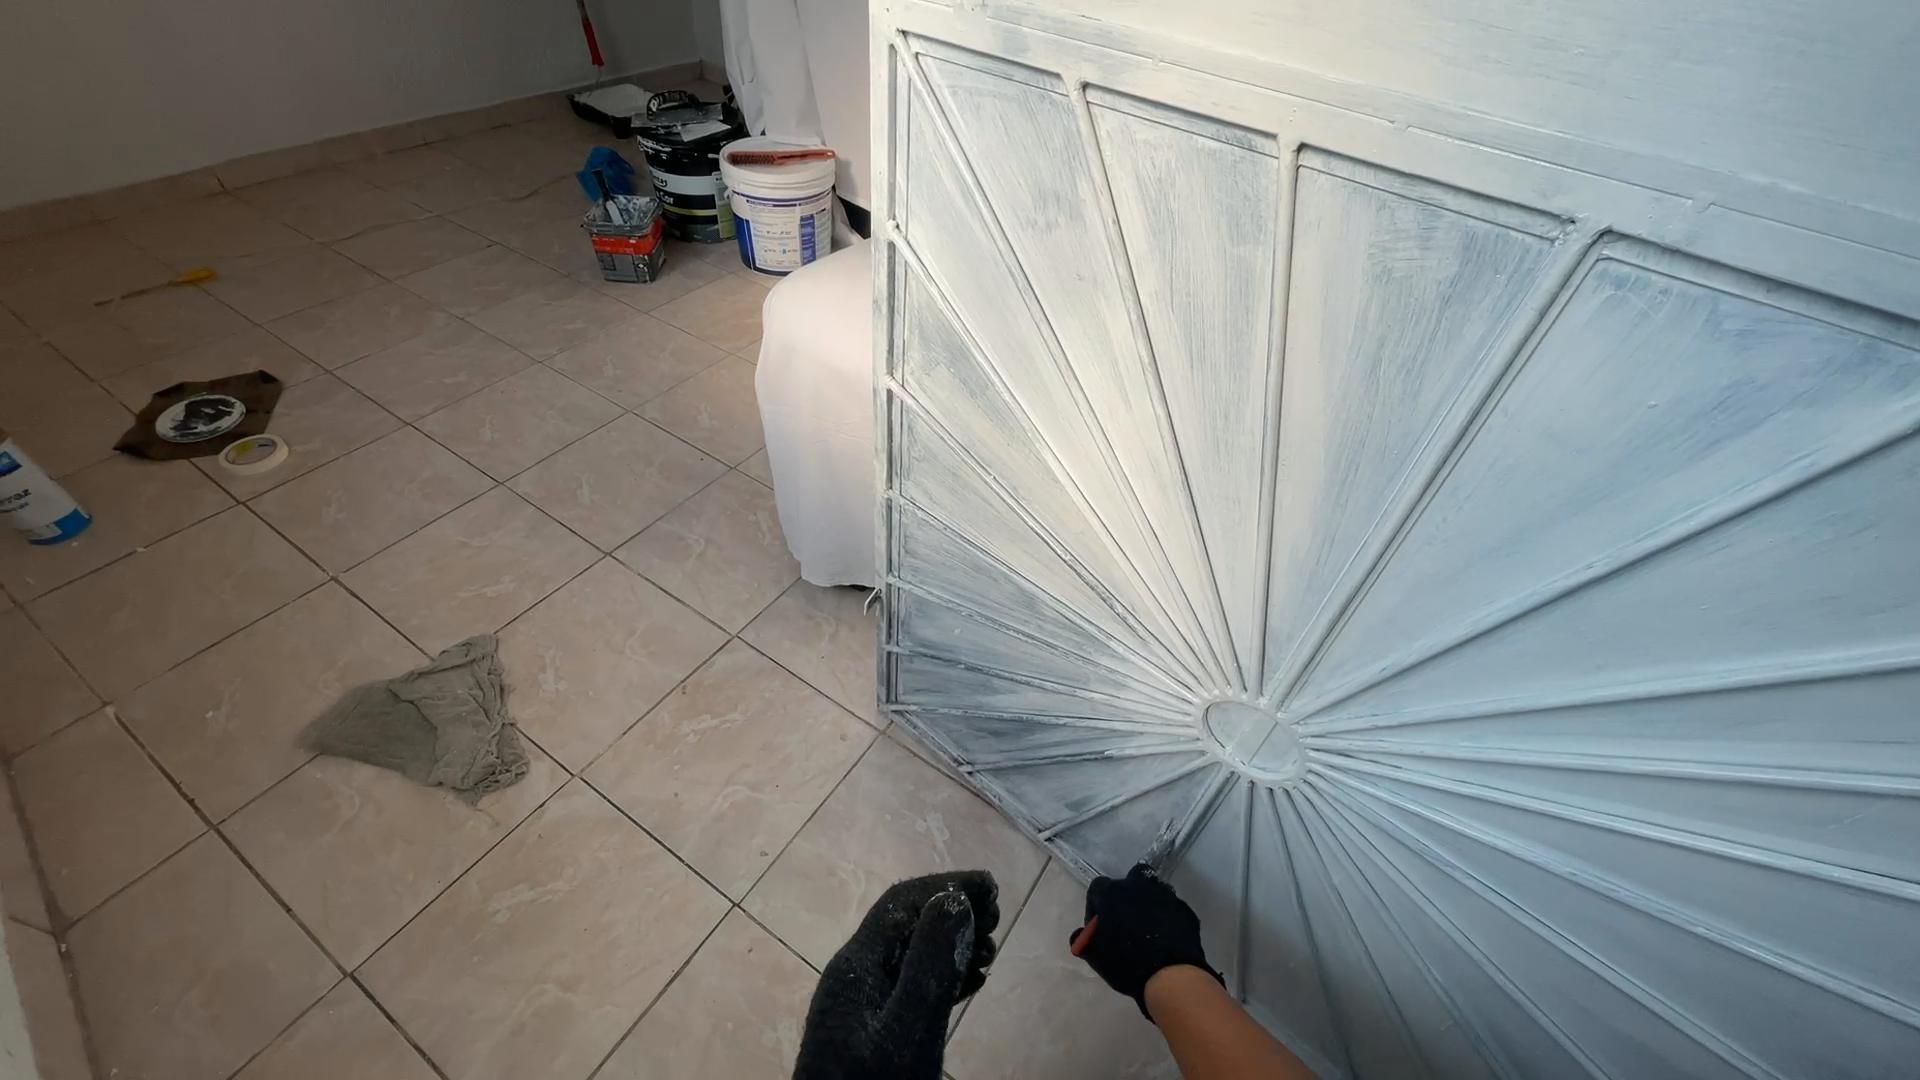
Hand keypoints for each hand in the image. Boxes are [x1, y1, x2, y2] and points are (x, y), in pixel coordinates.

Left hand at [793, 871, 999, 1079]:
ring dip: (952, 942)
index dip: (947, 885)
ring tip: (991, 948)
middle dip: (953, 910)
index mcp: (857, 963)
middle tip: (996, 915)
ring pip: (912, 954)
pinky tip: (972, 984)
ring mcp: (863, 1003)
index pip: (903, 901)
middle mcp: (857, 974)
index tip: (991, 886)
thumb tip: (955, 899)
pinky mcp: (872, 1031)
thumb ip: (929, 964)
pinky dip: (944, 975)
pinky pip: (912, 986)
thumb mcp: (907, 1030)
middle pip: (908, 923)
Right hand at [1069, 862, 1220, 1020]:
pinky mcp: (1184, 910)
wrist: (1170, 975)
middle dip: (1125, 897)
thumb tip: (1079, 936)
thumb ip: (1084, 942)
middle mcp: (1136, 886)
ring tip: (1149, 930)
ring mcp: (1163, 895)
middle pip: (1129, 881)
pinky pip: (1172, 909)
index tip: (1098, 927)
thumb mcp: (1096, 957)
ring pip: (1153, 891)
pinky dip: (1168, 918)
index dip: (1096, 907)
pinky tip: (1167, 938)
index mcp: (1110, 893)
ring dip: (1148, 904)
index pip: (1097, 888)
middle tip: (1126, 922)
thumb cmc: (1126, 964)